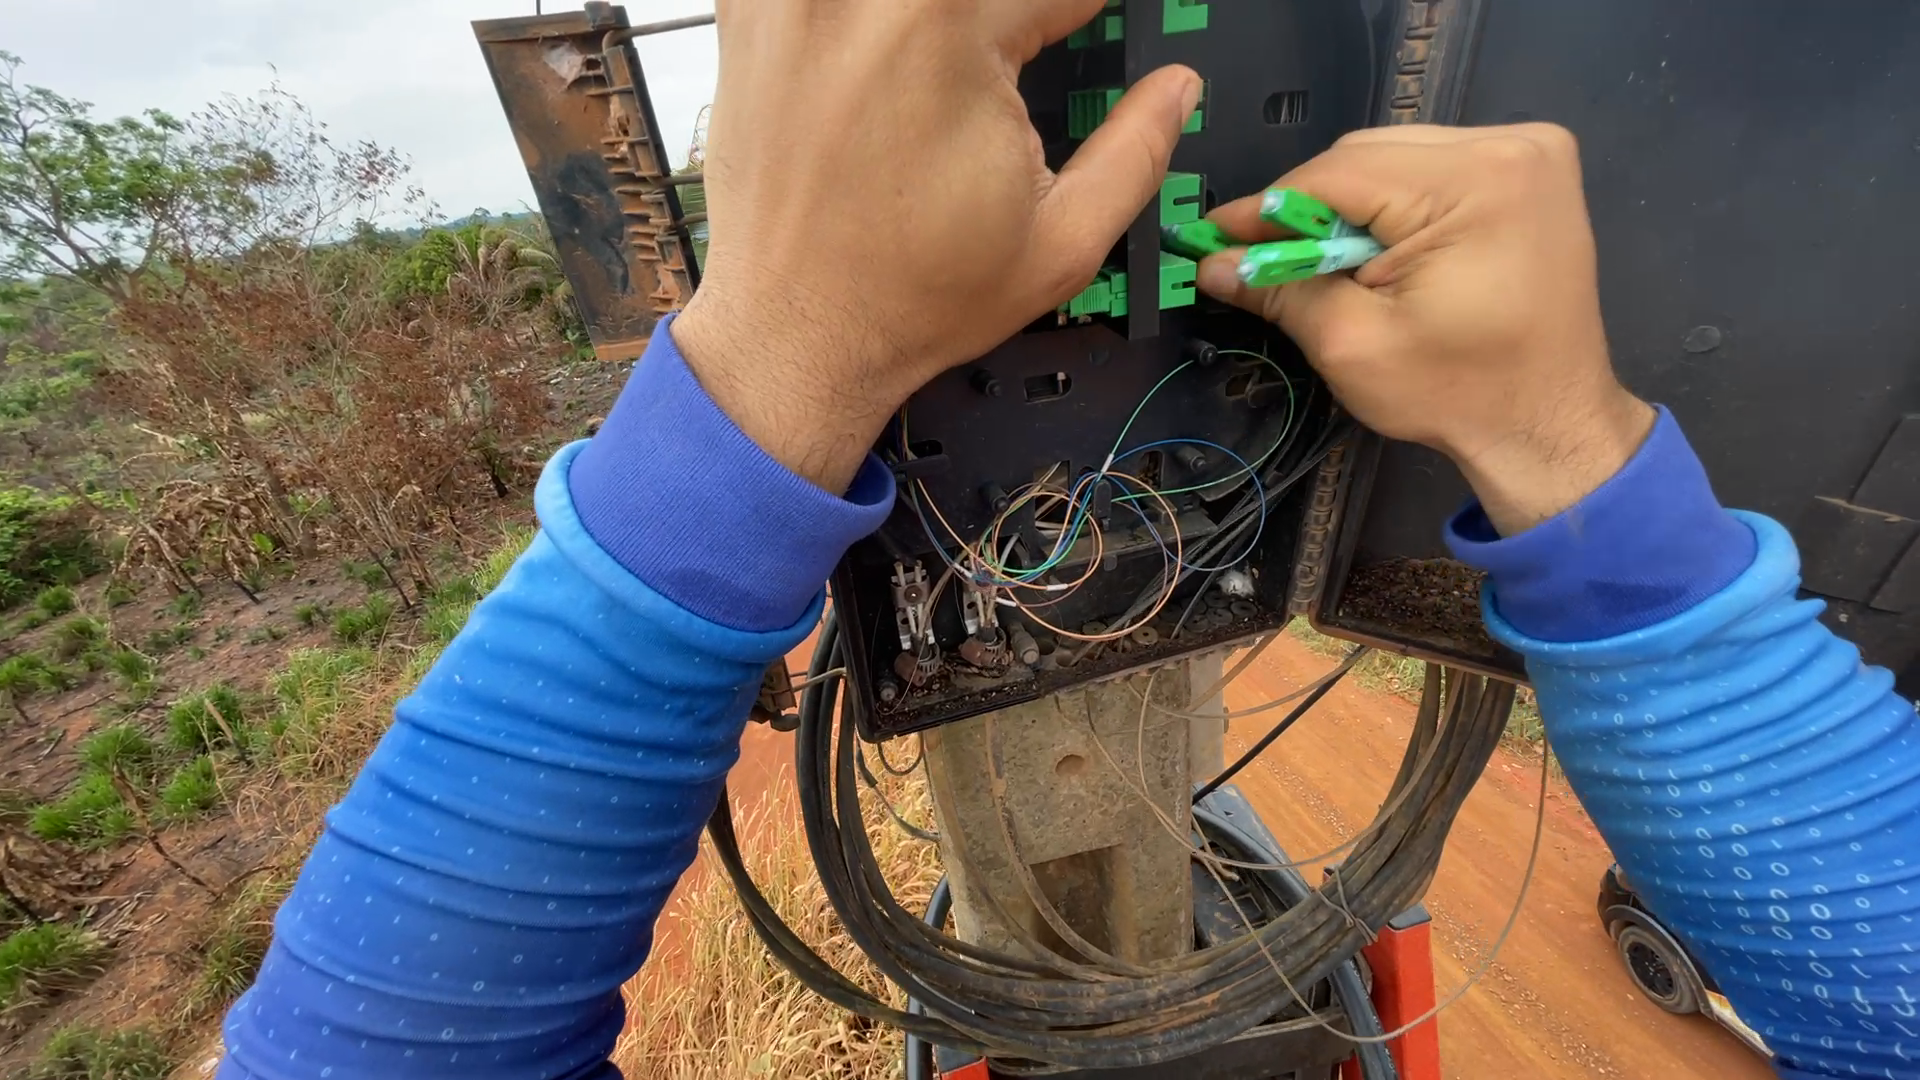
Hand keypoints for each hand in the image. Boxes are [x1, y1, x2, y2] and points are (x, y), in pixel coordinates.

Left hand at [674, 0, 1202, 492]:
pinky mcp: (748, 16)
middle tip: (1025, 54)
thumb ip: (1134, 154)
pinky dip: (868, 18)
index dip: (1088, 11)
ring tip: (963, 66)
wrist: (799, 340)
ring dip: (949, 18)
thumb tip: (1176, 89)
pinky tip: (883, 51)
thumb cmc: (914, 306)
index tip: (1084, 31)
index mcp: (953, 25)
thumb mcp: (1056, 250)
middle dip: (1017, 20)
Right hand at [1196, 124, 1655, 534]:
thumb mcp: (1349, 344)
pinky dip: (1377, 206)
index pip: (1335, 173)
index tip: (1206, 238)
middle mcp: (1508, 144)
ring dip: (1335, 206)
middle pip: (1362, 156)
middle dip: (1298, 208)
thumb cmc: (1452, 391)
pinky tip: (1359, 247)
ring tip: (1303, 257)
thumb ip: (1279, 291)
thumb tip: (1210, 266)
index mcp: (1474, 183)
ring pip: (1388, 158)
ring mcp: (1525, 152)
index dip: (1261, 208)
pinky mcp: (1524, 172)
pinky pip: (1422, 170)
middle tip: (1250, 256)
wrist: (1542, 418)